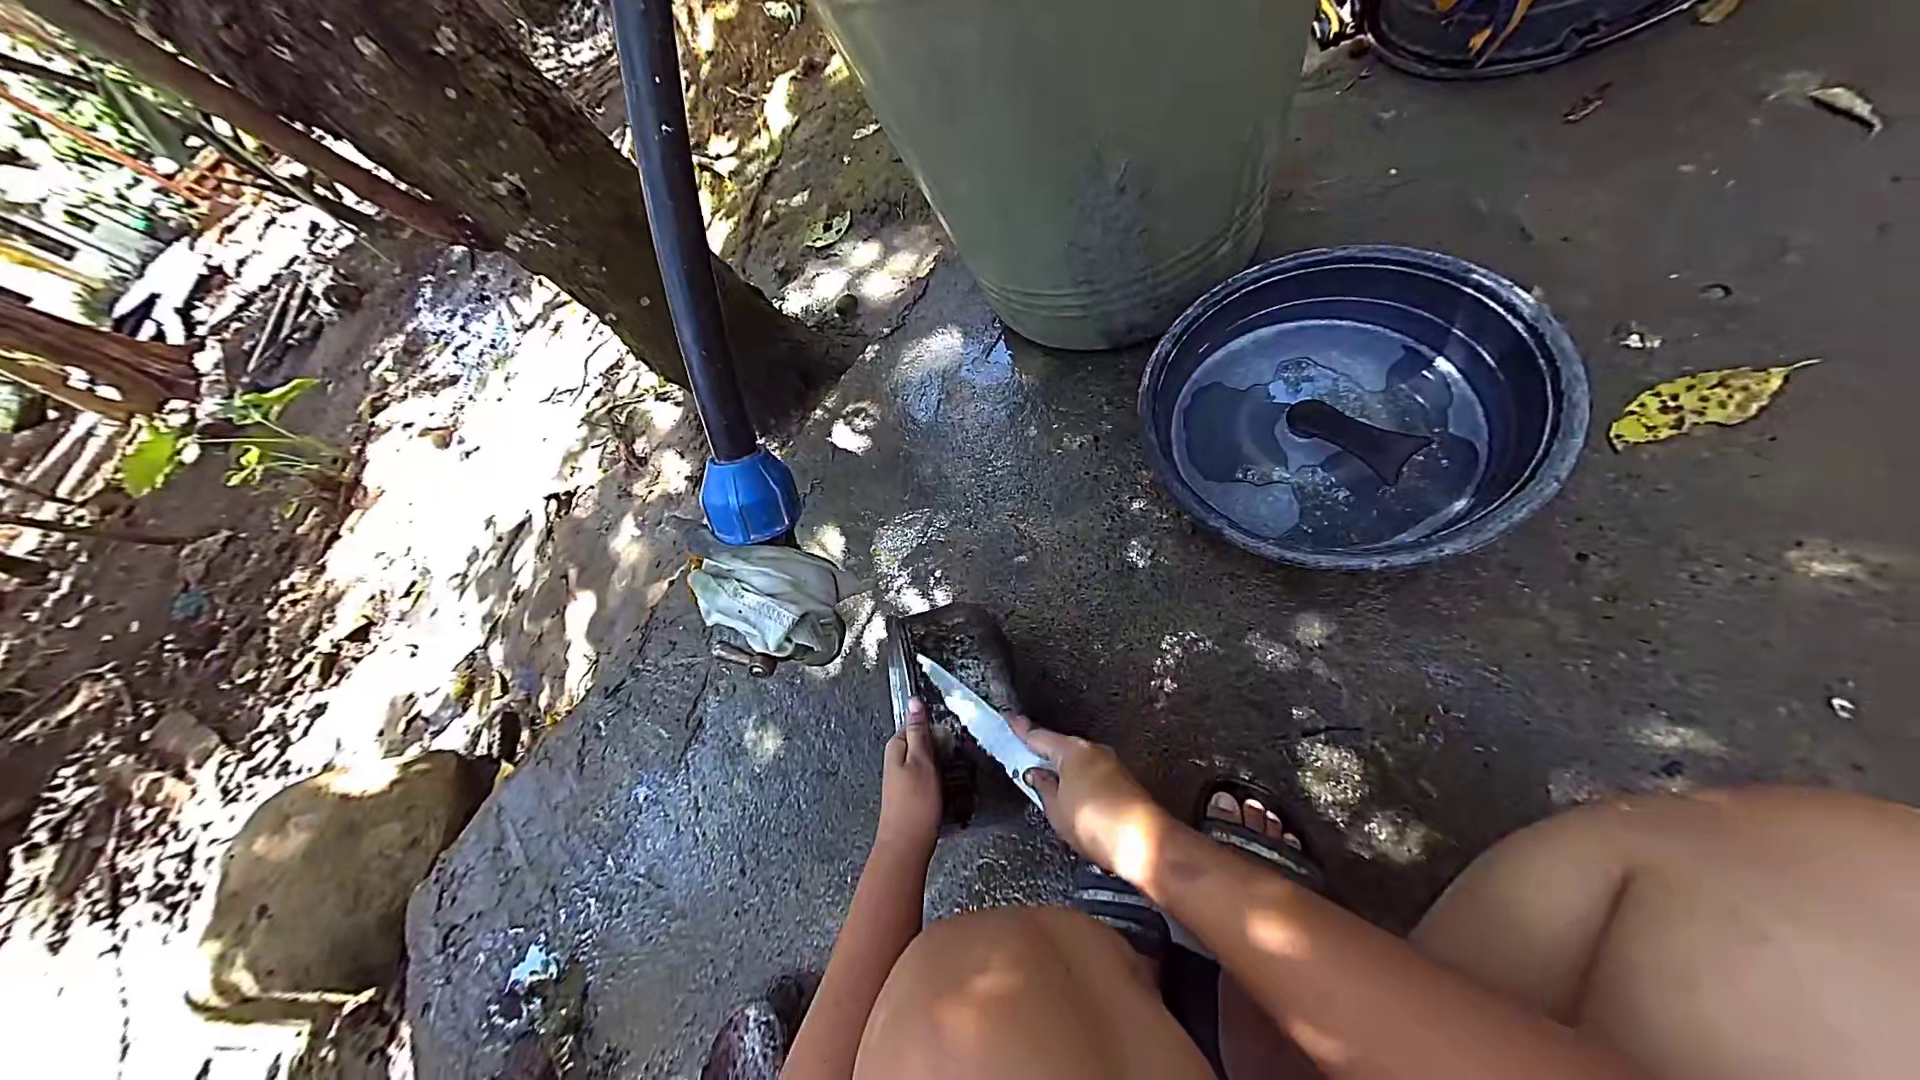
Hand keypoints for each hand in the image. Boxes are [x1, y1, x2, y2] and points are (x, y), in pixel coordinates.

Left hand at [875, 698, 941, 852]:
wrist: (907, 845)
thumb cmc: (915, 803)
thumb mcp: (921, 759)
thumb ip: (918, 730)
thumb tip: (914, 700)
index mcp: (896, 746)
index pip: (917, 723)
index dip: (937, 727)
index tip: (952, 735)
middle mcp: (896, 760)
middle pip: (925, 742)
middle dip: (942, 748)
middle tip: (956, 757)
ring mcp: (904, 777)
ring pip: (930, 761)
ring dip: (944, 766)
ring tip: (954, 776)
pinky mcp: (912, 793)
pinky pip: (931, 778)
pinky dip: (941, 781)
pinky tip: (949, 790)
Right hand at [1010, 716, 1174, 882]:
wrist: (1145, 845)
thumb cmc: (1101, 824)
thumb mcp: (1056, 809)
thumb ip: (1042, 788)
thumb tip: (1036, 776)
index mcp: (1072, 751)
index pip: (1039, 736)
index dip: (1021, 729)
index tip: (1012, 721)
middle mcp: (1093, 751)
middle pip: (1060, 748)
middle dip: (1043, 758)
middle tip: (1026, 768)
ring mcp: (1111, 765)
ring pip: (1078, 764)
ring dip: (1064, 775)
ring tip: (1052, 798)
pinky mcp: (1123, 783)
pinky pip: (1092, 777)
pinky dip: (1080, 785)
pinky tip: (1076, 805)